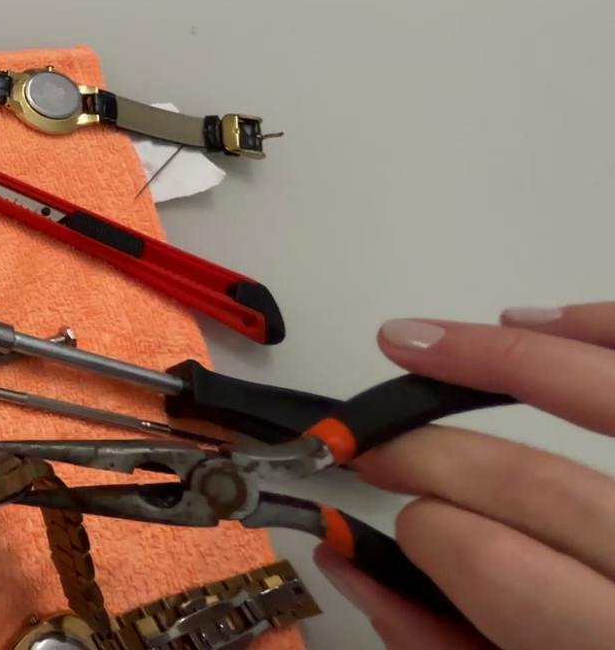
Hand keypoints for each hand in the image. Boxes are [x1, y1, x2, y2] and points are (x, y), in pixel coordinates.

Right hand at [314, 303, 614, 649]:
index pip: (494, 564)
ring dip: (509, 355)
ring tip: (427, 342)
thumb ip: (451, 645)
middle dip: (426, 457)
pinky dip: (605, 329)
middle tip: (380, 451)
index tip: (395, 519)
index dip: (419, 530)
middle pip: (539, 485)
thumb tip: (352, 558)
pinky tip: (548, 323)